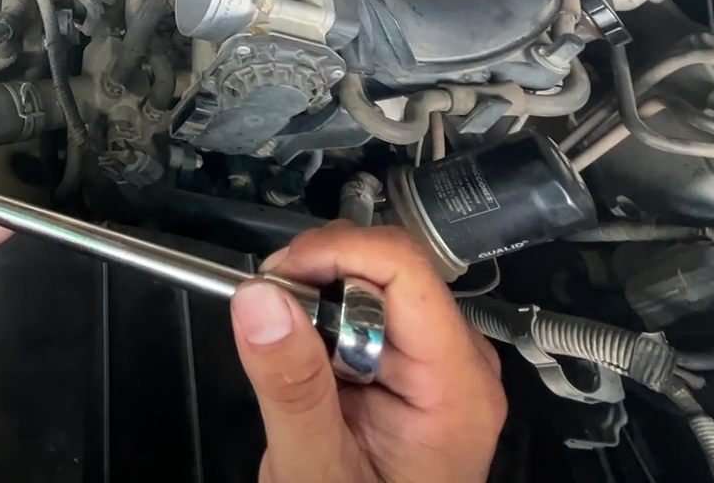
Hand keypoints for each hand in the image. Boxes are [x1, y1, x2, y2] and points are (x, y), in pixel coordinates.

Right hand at [230, 224, 504, 482]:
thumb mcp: (315, 471)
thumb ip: (291, 387)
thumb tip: (258, 296)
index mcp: (454, 385)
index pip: (404, 268)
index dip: (333, 253)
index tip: (273, 280)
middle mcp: (455, 359)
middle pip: (383, 264)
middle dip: (315, 276)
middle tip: (270, 321)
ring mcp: (433, 355)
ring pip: (364, 275)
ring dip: (312, 294)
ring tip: (287, 347)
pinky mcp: (405, 355)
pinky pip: (357, 299)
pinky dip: (316, 309)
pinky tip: (305, 353)